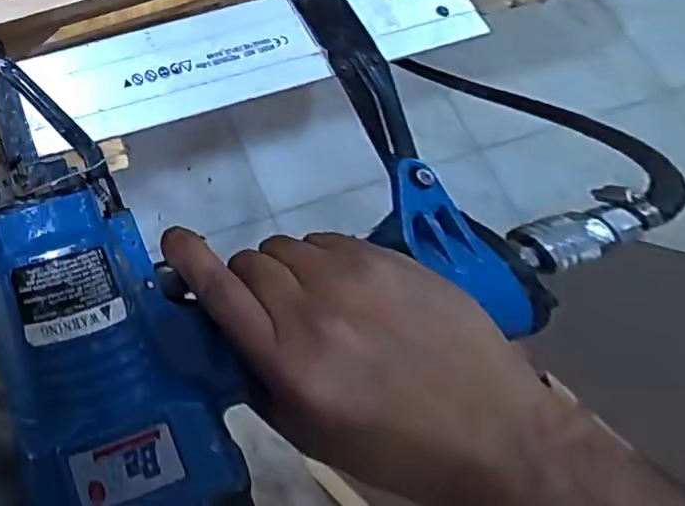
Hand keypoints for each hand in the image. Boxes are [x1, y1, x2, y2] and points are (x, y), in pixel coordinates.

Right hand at [162, 228, 684, 505]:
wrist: (509, 442)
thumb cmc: (392, 443)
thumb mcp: (303, 424)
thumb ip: (246, 367)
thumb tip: (204, 318)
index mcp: (287, 357)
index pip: (214, 282)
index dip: (185, 254)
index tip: (175, 242)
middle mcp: (312, 312)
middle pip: (246, 261)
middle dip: (252, 281)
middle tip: (281, 311)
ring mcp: (352, 280)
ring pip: (282, 247)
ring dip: (290, 270)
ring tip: (325, 303)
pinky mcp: (386, 262)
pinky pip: (324, 240)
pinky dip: (327, 262)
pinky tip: (357, 294)